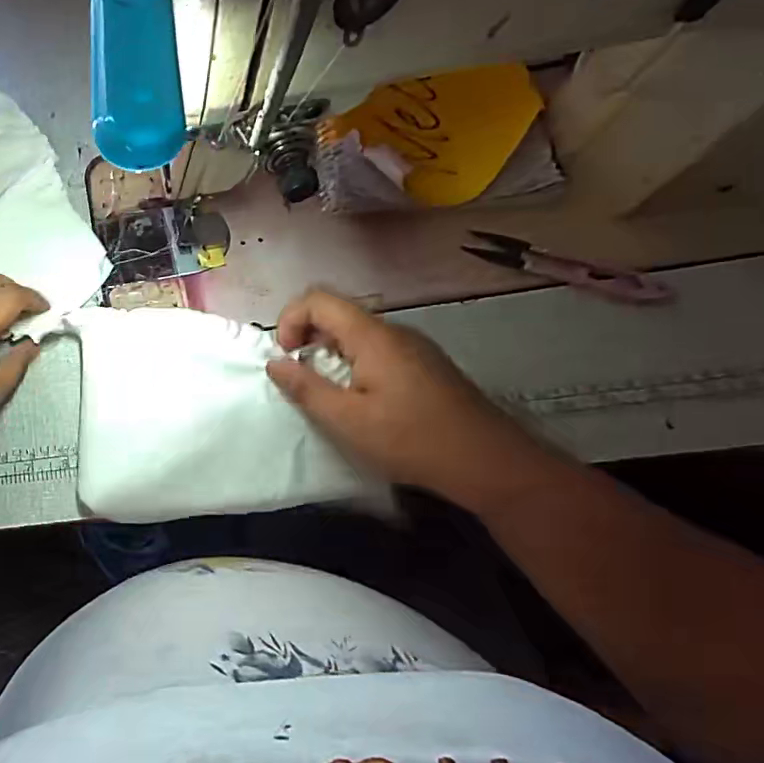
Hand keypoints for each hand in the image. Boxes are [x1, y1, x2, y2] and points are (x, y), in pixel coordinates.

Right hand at [265, 288, 541, 500]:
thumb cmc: (411, 440)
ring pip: (358, 335)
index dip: (290, 320)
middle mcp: (395, 331)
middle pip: (338, 314)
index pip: (318, 299)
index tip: (286, 358)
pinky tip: (363, 403)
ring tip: (329, 396)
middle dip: (307, 339)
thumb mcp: (346, 420)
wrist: (489, 462)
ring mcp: (414, 347)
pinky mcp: (426, 365)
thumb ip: (305, 388)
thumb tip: (274, 363)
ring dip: (330, 355)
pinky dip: (354, 365)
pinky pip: (378, 351)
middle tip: (300, 380)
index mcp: (373, 336)